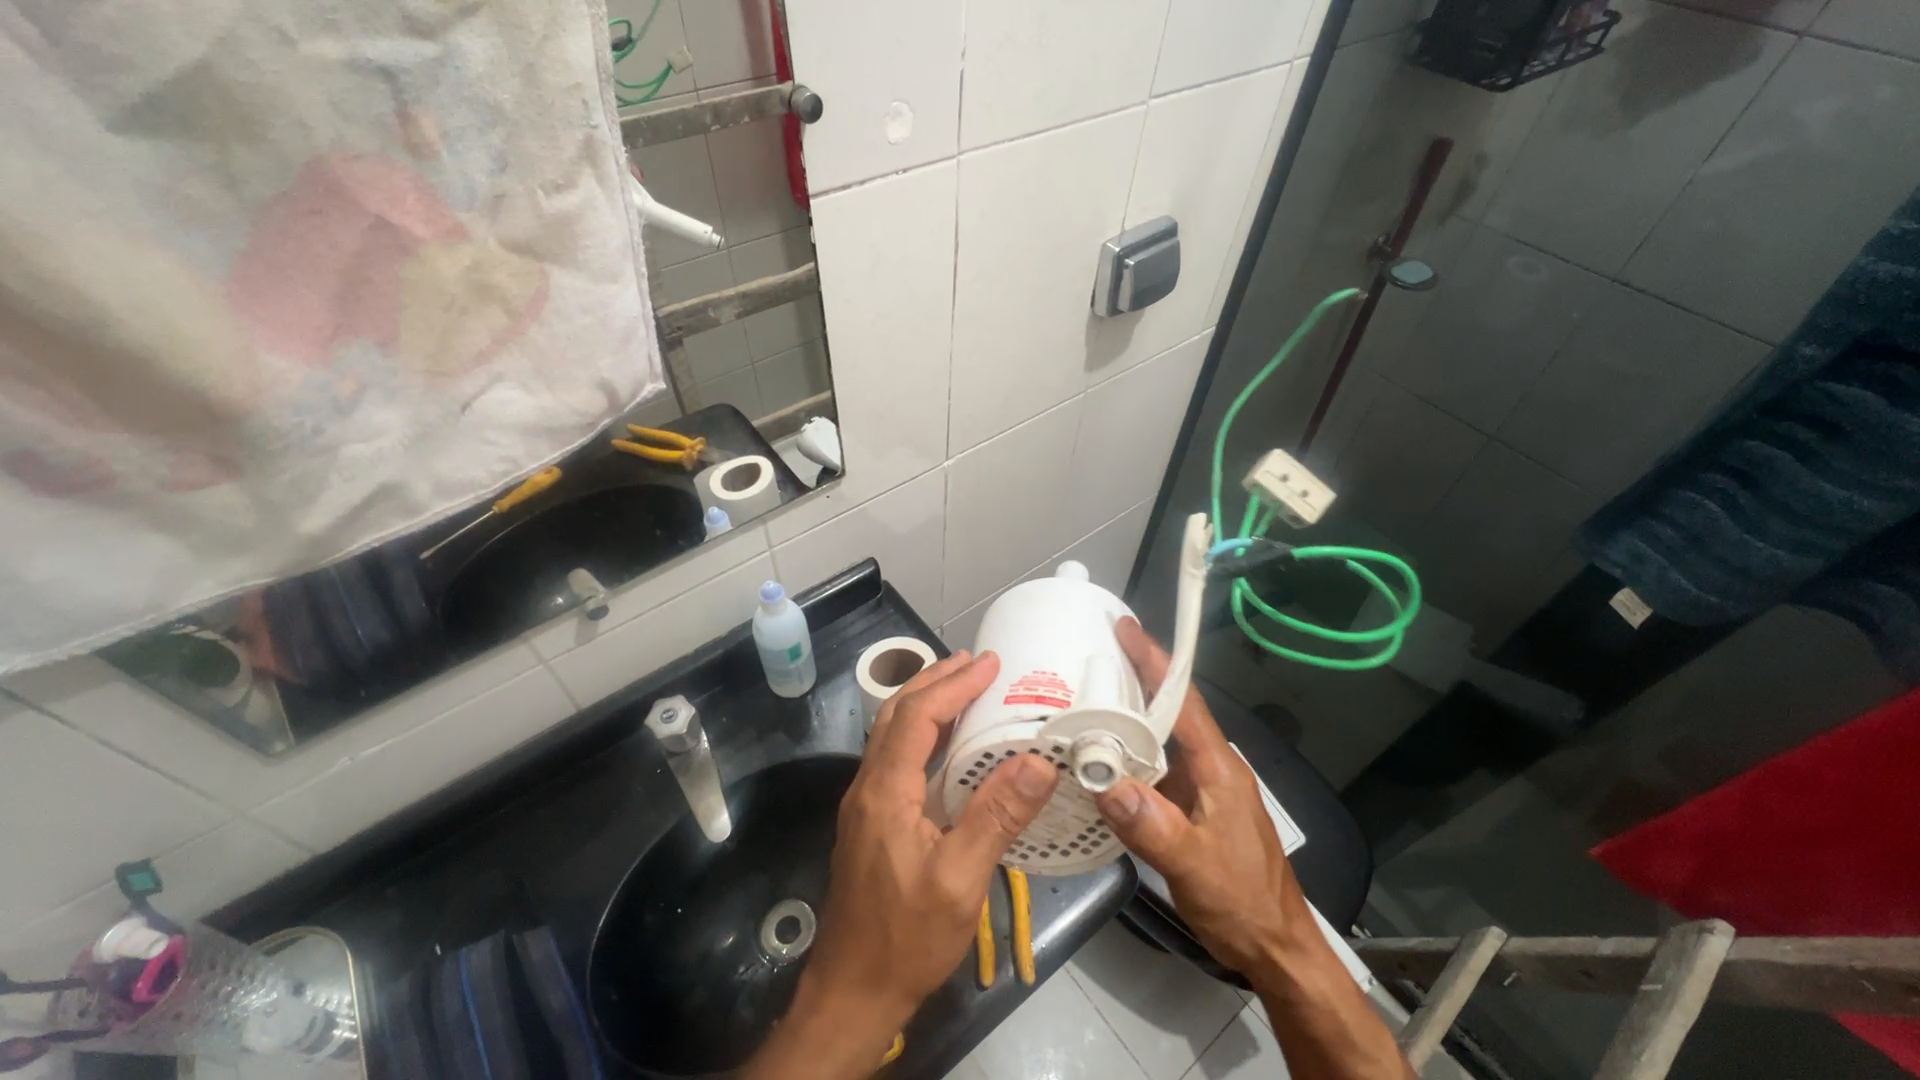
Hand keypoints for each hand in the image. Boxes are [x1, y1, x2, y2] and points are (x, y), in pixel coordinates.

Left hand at [743, 650, 1059, 1078]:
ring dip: (925, 705)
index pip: (917, 717)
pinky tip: (948, 747)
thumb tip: (1038, 761)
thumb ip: (996, 816)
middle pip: (895, 716)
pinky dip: (922, 736)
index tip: (990, 666)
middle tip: (976, 664)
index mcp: (885, 792)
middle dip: (935, 682)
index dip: (953, 686)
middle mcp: (867, 789)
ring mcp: (865, 807)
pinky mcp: (872, 824)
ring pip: (890, 736)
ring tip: (964, 689)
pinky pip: (894, 760)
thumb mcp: (961, 879)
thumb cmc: (908, 937)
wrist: (854, 989)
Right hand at [1093, 618, 1317, 982]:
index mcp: (1218, 769)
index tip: (1125, 630)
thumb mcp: (1194, 867)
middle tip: (1091, 653)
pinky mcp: (1191, 809)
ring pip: (1161, 740)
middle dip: (1136, 678)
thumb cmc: (1242, 900)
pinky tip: (1098, 760)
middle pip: (1171, 711)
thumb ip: (1152, 826)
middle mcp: (1211, 769)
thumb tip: (1104, 782)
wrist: (1274, 944)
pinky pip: (1156, 770)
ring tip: (1084, 697)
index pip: (1185, 703)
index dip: (1156, 663)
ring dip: (1128, 717)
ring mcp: (1202, 789)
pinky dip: (1127, 756)